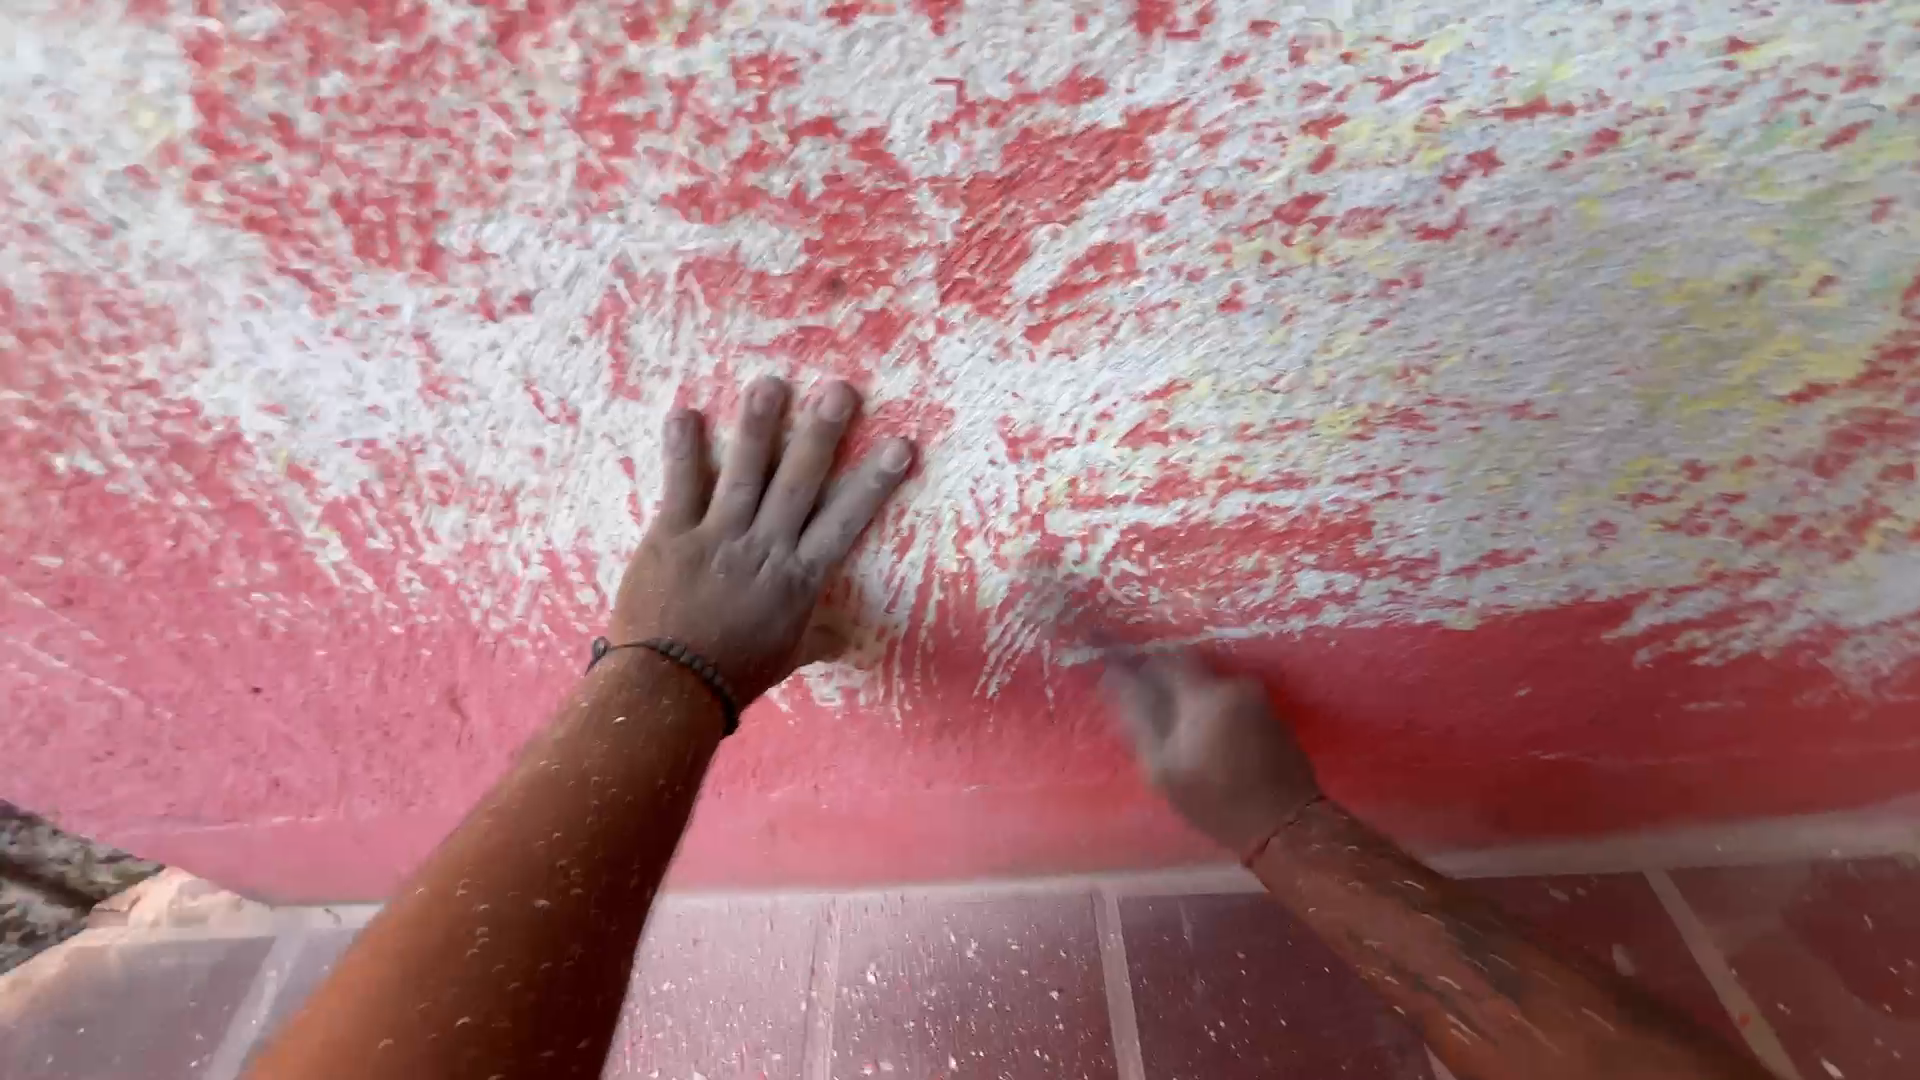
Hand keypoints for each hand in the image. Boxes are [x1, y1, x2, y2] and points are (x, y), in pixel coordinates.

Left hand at [609, 377, 913, 701]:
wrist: (670, 690)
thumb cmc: (737, 673)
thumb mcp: (790, 656)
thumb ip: (819, 638)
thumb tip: (846, 641)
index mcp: (799, 576)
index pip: (845, 521)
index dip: (874, 481)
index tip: (900, 446)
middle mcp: (764, 547)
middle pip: (798, 483)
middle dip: (820, 434)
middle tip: (839, 391)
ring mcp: (718, 537)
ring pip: (744, 474)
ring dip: (758, 427)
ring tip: (771, 384)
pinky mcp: (672, 536)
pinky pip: (680, 487)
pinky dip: (682, 450)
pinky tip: (684, 412)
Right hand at [1103, 652, 1322, 856]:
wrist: (1286, 825)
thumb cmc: (1216, 801)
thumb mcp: (1163, 768)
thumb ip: (1137, 718)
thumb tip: (1113, 679)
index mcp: (1203, 695)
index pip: (1163, 657)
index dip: (1139, 660)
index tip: (1122, 667)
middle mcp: (1232, 686)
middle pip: (1187, 669)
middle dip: (1166, 685)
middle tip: (1152, 712)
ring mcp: (1256, 698)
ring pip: (1208, 686)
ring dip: (1191, 701)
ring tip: (1181, 734)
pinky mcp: (1270, 713)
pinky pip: (1229, 700)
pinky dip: (1213, 712)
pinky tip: (1209, 741)